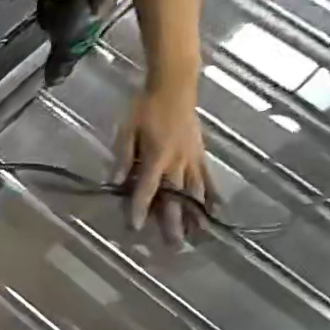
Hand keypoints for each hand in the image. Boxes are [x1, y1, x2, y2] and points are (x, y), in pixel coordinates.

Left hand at [115, 77, 210, 243]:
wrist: (174, 85)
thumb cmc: (145, 108)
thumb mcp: (126, 132)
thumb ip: (122, 159)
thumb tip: (114, 183)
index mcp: (155, 157)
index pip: (146, 189)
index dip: (140, 209)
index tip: (135, 228)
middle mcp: (176, 162)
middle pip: (174, 196)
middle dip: (173, 221)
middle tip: (173, 244)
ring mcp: (192, 158)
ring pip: (195, 191)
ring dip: (195, 214)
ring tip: (197, 235)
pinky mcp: (201, 153)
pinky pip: (208, 178)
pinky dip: (212, 195)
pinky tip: (215, 210)